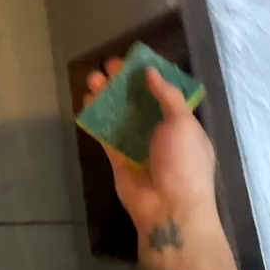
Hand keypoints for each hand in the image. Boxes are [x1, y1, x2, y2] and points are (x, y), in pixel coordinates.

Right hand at [84, 63, 218, 249]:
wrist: (168, 207)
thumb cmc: (183, 163)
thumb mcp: (183, 124)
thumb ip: (167, 96)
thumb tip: (150, 72)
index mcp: (180, 125)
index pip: (163, 94)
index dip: (148, 76)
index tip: (131, 61)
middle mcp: (159, 132)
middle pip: (137, 101)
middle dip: (122, 83)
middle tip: (107, 67)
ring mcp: (136, 145)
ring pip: (118, 114)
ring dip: (106, 96)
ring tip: (93, 79)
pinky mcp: (117, 156)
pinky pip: (104, 132)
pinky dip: (95, 117)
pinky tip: (86, 101)